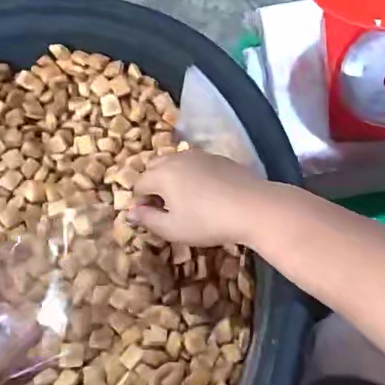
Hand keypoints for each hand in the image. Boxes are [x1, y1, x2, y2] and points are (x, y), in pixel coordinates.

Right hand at [130, 151, 269, 247]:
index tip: (149, 218)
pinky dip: (192, 174)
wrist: (253, 207)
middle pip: (155, 167)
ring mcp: (200, 155)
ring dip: (172, 177)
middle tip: (164, 208)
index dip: (140, 202)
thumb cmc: (207, 222)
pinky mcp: (220, 158)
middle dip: (153, 185)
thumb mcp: (173, 229)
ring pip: (176, 162)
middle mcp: (178, 158)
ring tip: (184, 199)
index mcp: (162, 174)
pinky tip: (205, 192)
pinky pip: (196, 163)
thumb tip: (131, 213)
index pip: (139, 184)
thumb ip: (148, 219)